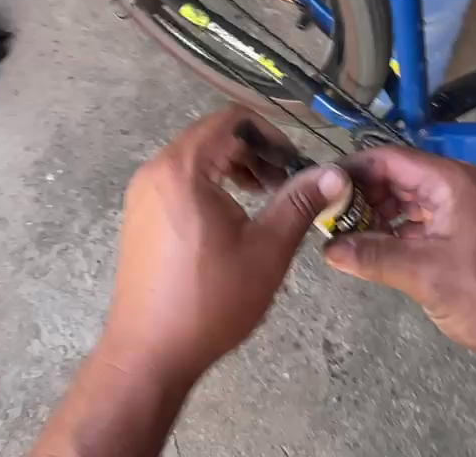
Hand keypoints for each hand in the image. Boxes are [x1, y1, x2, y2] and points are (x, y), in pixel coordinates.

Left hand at [99, 109, 348, 381]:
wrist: (148, 355)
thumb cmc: (210, 300)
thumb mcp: (266, 249)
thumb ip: (300, 202)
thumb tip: (335, 173)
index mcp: (183, 168)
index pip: (231, 120)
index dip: (269, 133)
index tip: (293, 162)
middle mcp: (156, 169)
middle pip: (212, 135)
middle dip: (254, 151)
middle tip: (283, 181)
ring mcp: (142, 192)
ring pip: (196, 156)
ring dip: (233, 166)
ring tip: (262, 197)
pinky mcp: (139, 213)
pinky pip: (179, 178)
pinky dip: (210, 182)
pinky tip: (231, 216)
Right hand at [323, 147, 475, 361]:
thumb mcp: (424, 275)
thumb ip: (373, 257)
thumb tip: (327, 250)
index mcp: (451, 181)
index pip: (390, 158)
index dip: (354, 169)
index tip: (322, 185)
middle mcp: (455, 184)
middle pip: (397, 175)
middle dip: (363, 194)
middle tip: (328, 214)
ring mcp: (460, 206)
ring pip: (407, 197)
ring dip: (377, 213)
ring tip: (344, 232)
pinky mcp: (462, 228)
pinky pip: (419, 217)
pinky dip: (396, 228)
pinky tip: (372, 246)